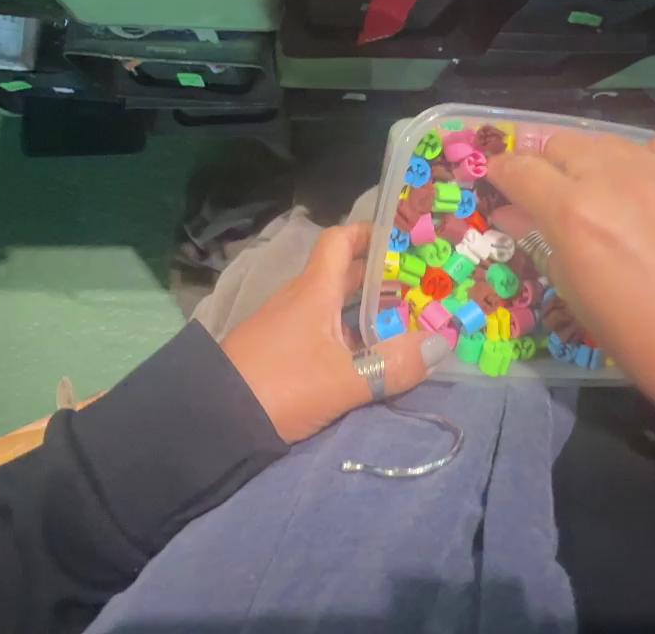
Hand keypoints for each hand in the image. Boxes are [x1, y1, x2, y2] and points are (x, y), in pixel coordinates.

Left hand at [219, 223, 450, 443]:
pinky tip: (374, 357)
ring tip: (411, 321)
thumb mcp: (341, 380)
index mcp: (315, 290)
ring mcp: (291, 326)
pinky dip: (352, 336)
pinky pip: (326, 332)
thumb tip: (443, 343)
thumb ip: (392, 365)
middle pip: (345, 275)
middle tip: (423, 284)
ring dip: (369, 310)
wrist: (211, 421)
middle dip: (382, 277)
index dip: (369, 232)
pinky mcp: (284, 354)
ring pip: (337, 306)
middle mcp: (303, 300)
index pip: (341, 241)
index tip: (403, 237)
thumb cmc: (279, 384)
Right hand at [488, 129, 654, 445]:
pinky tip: (648, 183)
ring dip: (589, 162)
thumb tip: (513, 214)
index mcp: (573, 213)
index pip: (519, 170)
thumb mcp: (574, 294)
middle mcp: (612, 179)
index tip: (496, 182)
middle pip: (559, 145)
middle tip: (547, 196)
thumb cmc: (640, 341)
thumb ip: (540, 241)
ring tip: (597, 192)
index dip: (500, 173)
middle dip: (543, 167)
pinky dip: (645, 155)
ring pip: (604, 141)